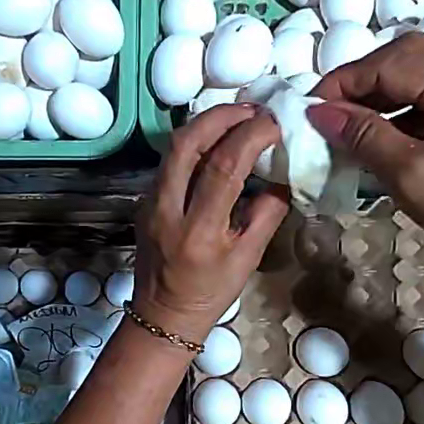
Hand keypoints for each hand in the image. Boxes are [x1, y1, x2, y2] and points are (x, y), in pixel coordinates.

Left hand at [134, 104, 289, 343]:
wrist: (162, 315)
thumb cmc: (210, 292)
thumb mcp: (248, 259)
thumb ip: (266, 214)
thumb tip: (280, 173)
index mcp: (198, 231)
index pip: (224, 167)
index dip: (251, 136)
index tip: (274, 124)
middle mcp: (167, 211)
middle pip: (187, 144)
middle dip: (221, 117)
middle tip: (252, 108)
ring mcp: (149, 204)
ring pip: (173, 148)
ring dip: (205, 125)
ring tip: (237, 118)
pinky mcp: (143, 201)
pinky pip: (168, 162)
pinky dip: (194, 144)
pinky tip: (215, 142)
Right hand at [308, 32, 423, 286]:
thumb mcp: (413, 176)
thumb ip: (364, 137)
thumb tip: (319, 113)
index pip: (393, 62)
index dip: (344, 82)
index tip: (309, 109)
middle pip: (411, 56)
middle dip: (362, 82)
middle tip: (328, 114)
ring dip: (383, 96)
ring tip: (350, 129)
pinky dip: (406, 111)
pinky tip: (384, 139)